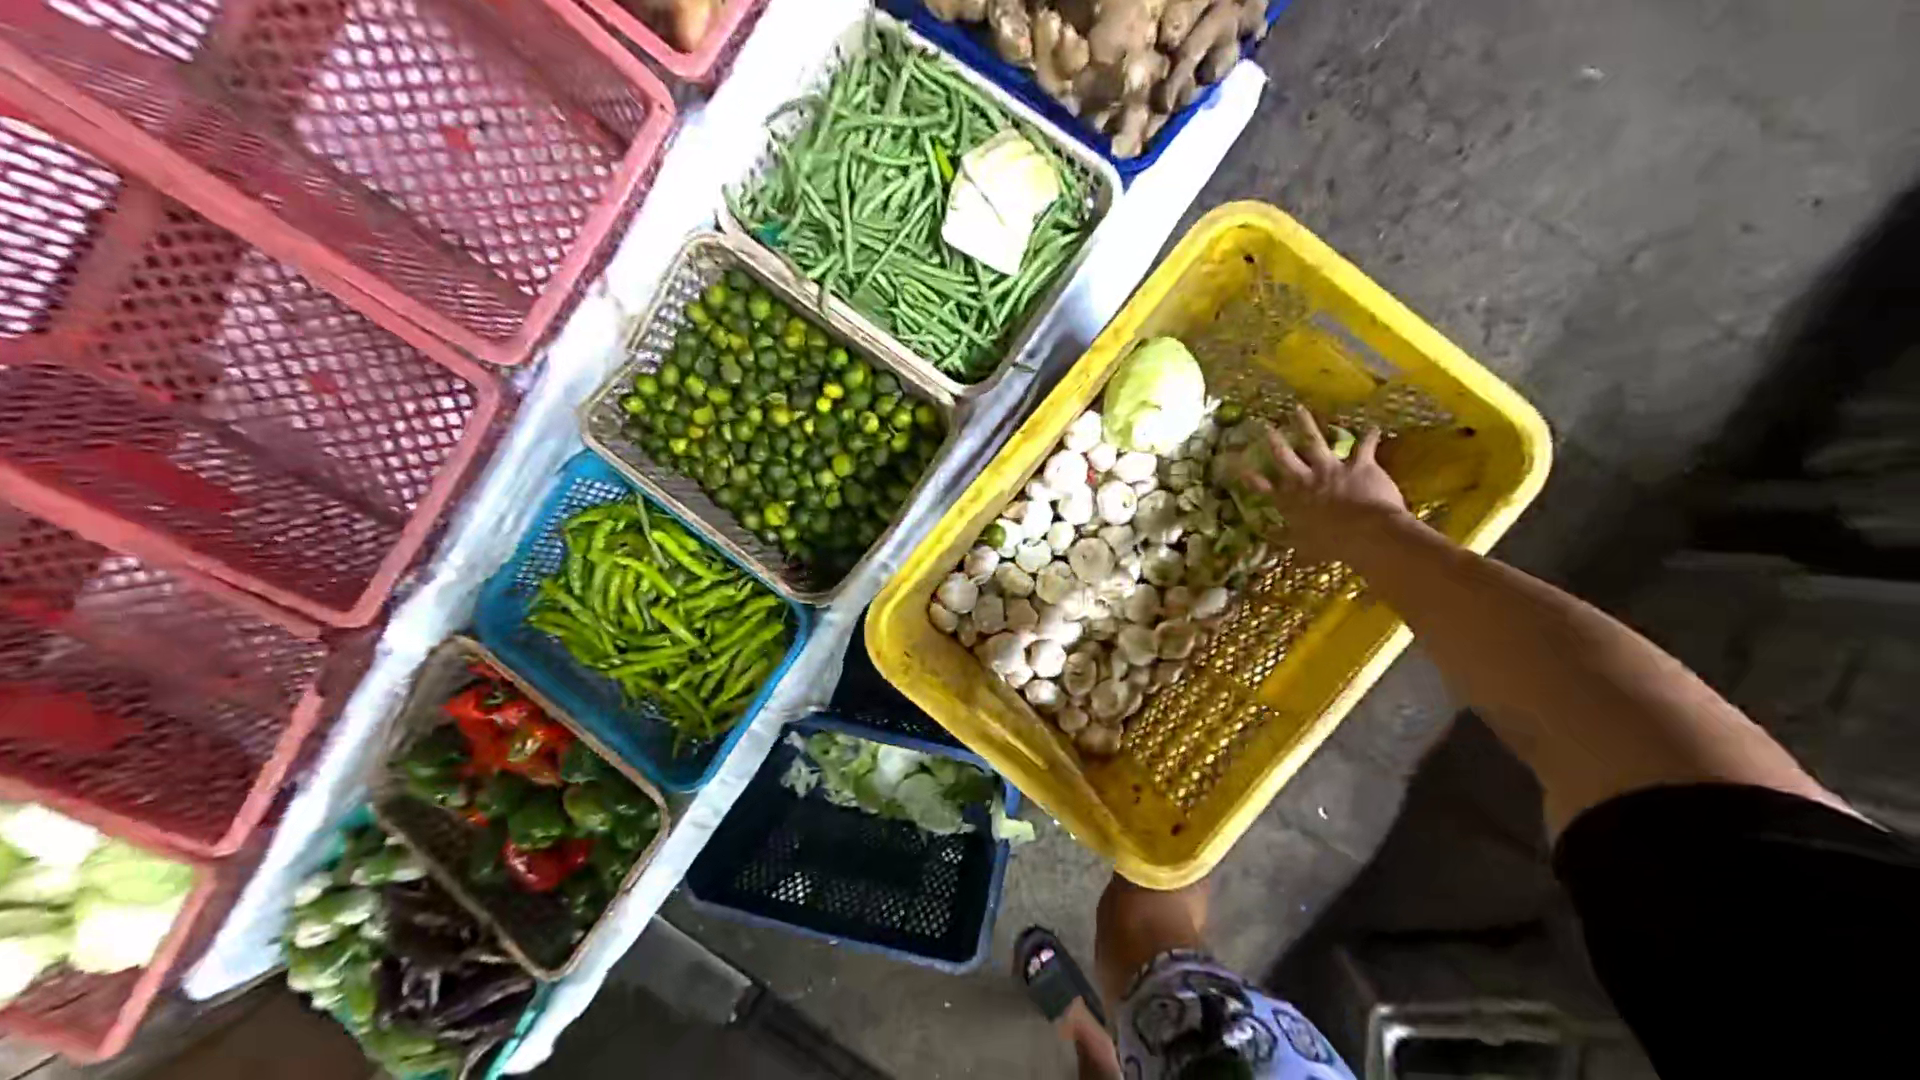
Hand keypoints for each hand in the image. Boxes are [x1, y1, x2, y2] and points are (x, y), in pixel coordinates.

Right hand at [1238, 406, 1408, 561]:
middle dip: (1274, 440)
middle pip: (1285, 455)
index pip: (1263, 486)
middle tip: (1265, 427)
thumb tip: (1272, 544)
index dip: (1248, 475)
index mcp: (1290, 501)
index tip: (1235, 462)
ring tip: (1298, 409)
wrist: (1367, 534)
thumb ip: (1288, 540)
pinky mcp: (1359, 465)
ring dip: (1306, 424)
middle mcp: (1305, 480)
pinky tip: (1373, 427)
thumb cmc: (1333, 545)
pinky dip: (1369, 437)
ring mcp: (1331, 469)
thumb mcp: (1304, 547)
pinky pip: (1365, 447)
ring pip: (1315, 441)